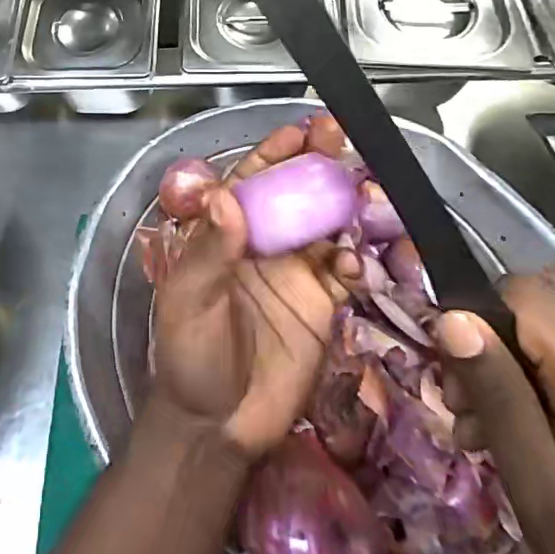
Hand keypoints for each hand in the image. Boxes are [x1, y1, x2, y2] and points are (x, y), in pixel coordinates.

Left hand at [151, 116, 353, 457]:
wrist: (219, 424)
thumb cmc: (190, 356)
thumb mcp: (188, 300)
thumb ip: (208, 251)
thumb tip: (226, 196)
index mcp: (223, 236)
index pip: (249, 183)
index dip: (274, 155)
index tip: (303, 130)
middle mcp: (261, 246)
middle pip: (294, 196)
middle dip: (318, 168)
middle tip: (343, 143)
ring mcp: (294, 274)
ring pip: (327, 228)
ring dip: (347, 209)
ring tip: (366, 197)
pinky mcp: (322, 306)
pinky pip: (347, 272)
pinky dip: (358, 260)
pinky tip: (355, 263)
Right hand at [436, 277, 554, 553]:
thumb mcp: (542, 493)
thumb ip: (500, 398)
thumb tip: (451, 317)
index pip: (523, 294)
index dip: (476, 318)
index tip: (452, 375)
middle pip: (534, 329)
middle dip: (487, 366)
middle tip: (464, 426)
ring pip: (552, 357)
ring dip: (510, 390)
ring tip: (491, 447)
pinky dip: (544, 406)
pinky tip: (536, 456)